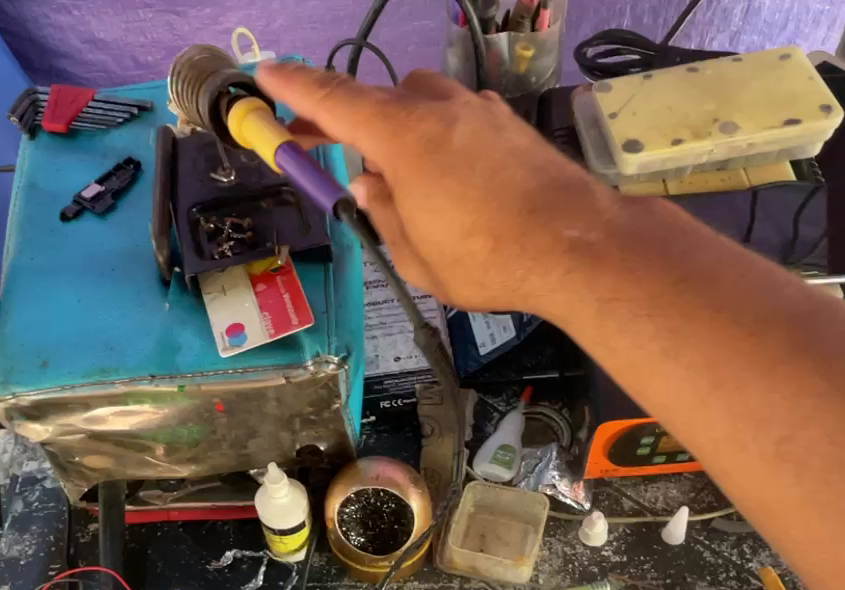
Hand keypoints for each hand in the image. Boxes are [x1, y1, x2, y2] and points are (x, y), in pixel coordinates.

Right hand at [256, 62, 620, 313]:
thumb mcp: (416, 257)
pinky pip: (456, 118)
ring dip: (397, 130)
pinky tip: (448, 177)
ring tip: (395, 177)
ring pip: (420, 104)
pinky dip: (437, 138)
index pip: (335, 100)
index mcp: (403, 138)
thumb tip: (365, 183)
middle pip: (377, 101)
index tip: (267, 74)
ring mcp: (478, 110)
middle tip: (323, 145)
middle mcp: (438, 109)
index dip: (296, 88)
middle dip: (346, 122)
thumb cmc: (487, 261)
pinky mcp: (507, 124)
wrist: (577, 246)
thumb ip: (382, 215)